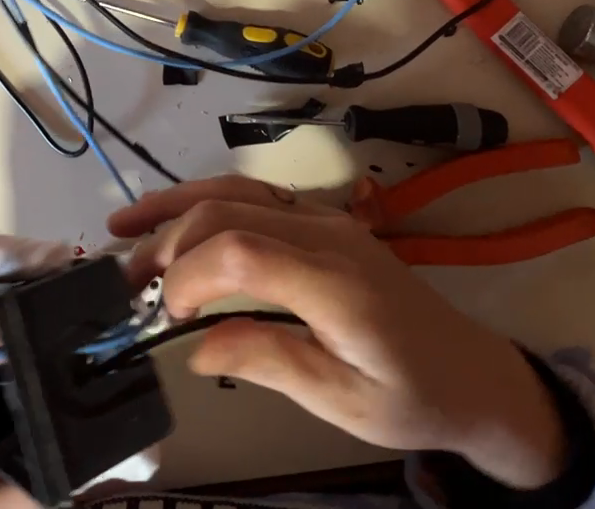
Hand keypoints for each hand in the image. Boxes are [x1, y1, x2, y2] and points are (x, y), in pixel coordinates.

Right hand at [109, 175, 567, 488]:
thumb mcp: (342, 402)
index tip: (164, 316)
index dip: (189, 274)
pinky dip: (204, 201)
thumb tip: (195, 346)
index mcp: (336, 283)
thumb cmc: (410, 396)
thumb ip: (269, 362)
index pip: (242, 252)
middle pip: (228, 211)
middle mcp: (325, 233)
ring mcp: (322, 217)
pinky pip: (252, 196)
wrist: (470, 372)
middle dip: (169, 243)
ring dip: (175, 208)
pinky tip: (172, 214)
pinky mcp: (318, 217)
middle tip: (128, 285)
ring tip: (123, 231)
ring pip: (235, 191)